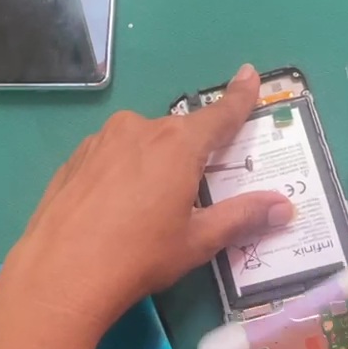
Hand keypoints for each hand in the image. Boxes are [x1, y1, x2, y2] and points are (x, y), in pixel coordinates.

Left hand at [0, 64, 292, 343]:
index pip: (220, 114)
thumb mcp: (197, 241)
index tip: (248, 75)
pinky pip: (108, 158)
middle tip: (186, 197)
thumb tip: (285, 207)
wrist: (62, 273)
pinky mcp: (72, 160)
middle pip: (176, 135)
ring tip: (142, 212)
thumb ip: (242, 218)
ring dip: (149, 165)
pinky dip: (118, 174)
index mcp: (179, 144)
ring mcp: (100, 141)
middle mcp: (140, 129)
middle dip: (187, 157)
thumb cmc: (140, 256)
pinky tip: (110, 210)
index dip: (239, 97)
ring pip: (139, 145)